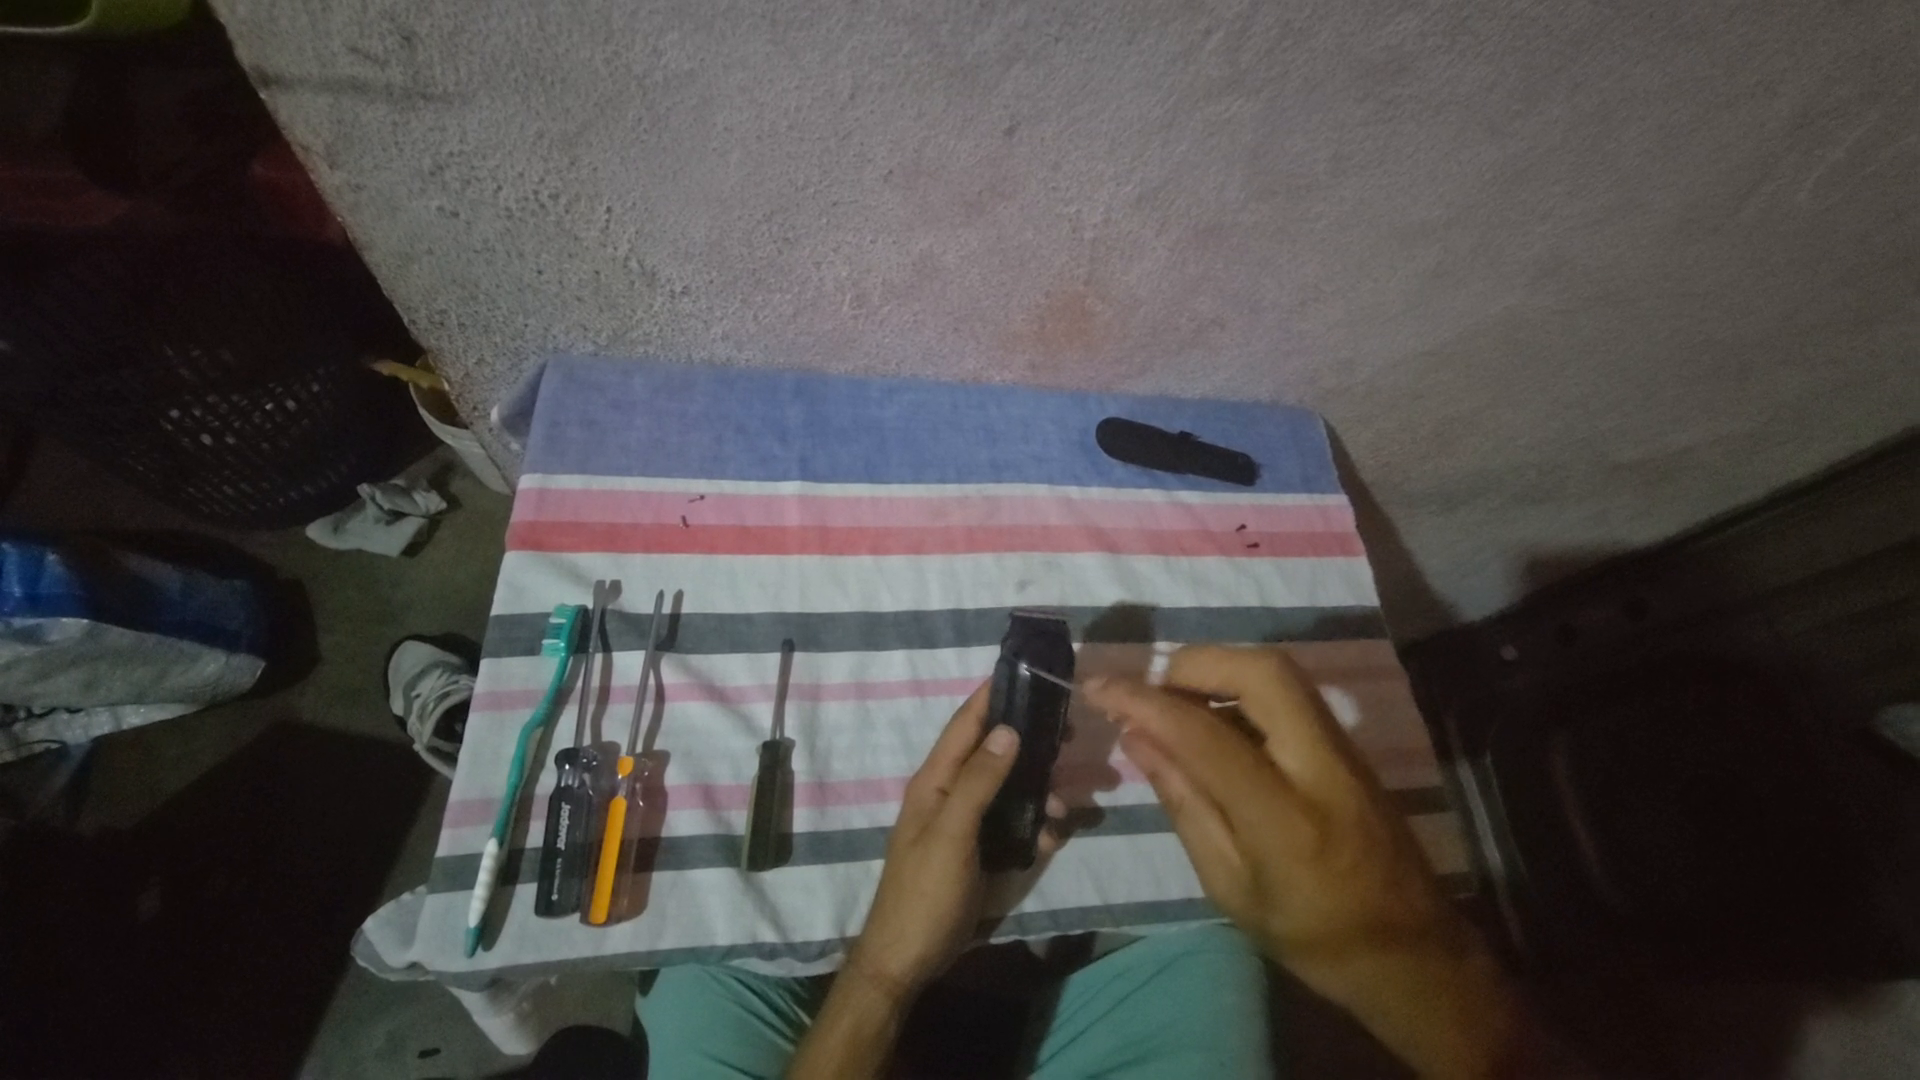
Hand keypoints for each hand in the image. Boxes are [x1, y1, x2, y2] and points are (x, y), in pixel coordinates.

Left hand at [845, 683, 1064, 1000]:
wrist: (909, 959)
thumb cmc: (923, 892)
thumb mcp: (951, 833)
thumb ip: (978, 781)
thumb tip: (1006, 729)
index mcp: (935, 781)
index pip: (964, 726)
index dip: (989, 696)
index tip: (1022, 671)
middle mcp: (951, 794)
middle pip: (994, 754)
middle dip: (1031, 744)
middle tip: (1071, 735)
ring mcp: (968, 824)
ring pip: (1012, 791)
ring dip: (1042, 790)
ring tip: (1071, 801)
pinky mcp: (982, 851)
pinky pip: (1016, 826)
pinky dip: (1037, 826)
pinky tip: (1055, 836)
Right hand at [1084, 647, 1530, 1079]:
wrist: (1415, 954)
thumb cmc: (1311, 936)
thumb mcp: (1230, 888)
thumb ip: (1183, 804)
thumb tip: (1136, 737)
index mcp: (1286, 821)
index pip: (1205, 736)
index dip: (1144, 702)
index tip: (1098, 688)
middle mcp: (1323, 767)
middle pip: (1262, 672)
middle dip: (1193, 664)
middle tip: (1151, 692)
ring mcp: (1345, 750)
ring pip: (1278, 671)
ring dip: (1216, 670)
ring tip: (1174, 703)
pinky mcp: (1349, 745)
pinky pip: (1286, 693)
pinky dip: (1238, 688)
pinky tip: (1212, 720)